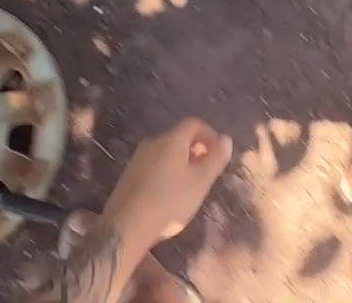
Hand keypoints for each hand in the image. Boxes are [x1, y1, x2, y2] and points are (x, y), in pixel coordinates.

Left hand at [99, 118, 234, 254]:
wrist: (125, 228)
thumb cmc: (169, 202)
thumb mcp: (200, 182)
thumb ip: (215, 159)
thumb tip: (226, 138)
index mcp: (172, 139)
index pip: (194, 123)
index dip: (209, 134)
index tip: (217, 153)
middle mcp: (153, 142)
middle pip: (179, 138)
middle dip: (195, 150)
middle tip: (205, 172)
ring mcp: (138, 159)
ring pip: (165, 153)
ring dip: (180, 163)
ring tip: (188, 186)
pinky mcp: (128, 176)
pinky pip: (153, 166)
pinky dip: (165, 173)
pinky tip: (167, 196)